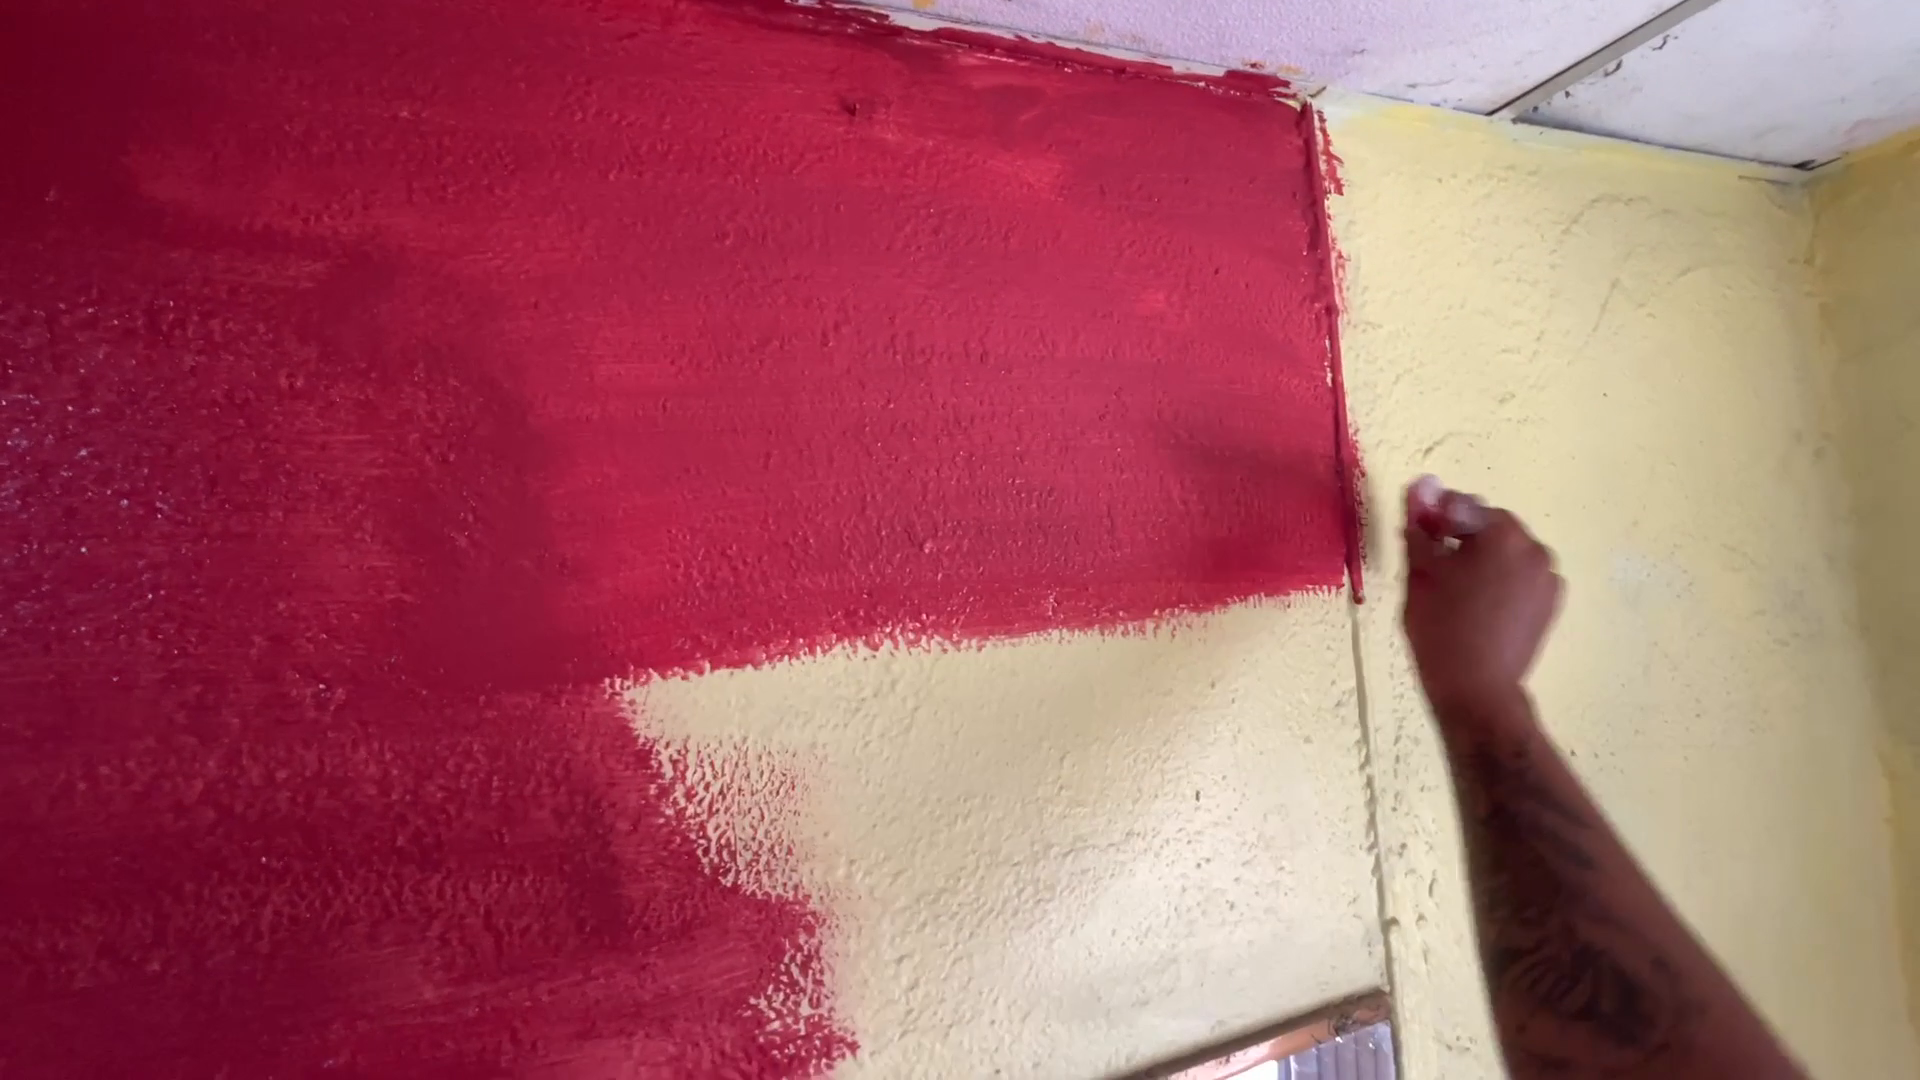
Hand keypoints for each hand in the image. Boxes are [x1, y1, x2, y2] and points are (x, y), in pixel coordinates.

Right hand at [1402, 477, 1562, 717]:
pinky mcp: (1549, 604)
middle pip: (1488, 527)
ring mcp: (1548, 578)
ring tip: (1451, 588)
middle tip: (1430, 565)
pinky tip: (1473, 605)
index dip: (1434, 519)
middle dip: (1459, 537)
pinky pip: (1517, 577)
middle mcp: (1536, 549)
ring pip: (1504, 553)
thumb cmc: (1439, 624)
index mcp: (1504, 535)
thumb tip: (1421, 484)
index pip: (1462, 506)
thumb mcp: (1420, 570)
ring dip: (1478, 558)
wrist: (1475, 686)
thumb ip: (1420, 523)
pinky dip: (1495, 580)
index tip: (1415, 539)